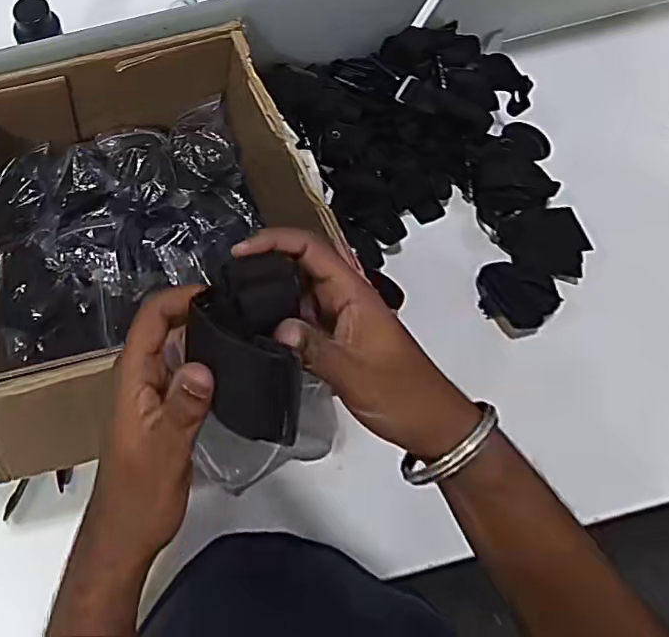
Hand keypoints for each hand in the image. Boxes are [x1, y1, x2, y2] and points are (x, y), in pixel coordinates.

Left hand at [88, 284, 213, 562]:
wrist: (126, 528)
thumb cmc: (138, 493)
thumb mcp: (165, 449)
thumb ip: (183, 407)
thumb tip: (203, 367)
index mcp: (131, 375)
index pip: (150, 319)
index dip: (176, 299)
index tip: (210, 293)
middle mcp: (137, 375)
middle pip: (160, 326)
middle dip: (190, 309)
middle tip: (231, 307)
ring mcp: (148, 390)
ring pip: (171, 347)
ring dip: (196, 332)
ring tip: (234, 327)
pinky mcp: (160, 406)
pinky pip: (179, 370)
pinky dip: (200, 359)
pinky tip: (225, 365)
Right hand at [233, 228, 480, 459]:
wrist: (433, 427)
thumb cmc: (409, 396)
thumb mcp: (355, 373)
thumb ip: (312, 349)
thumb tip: (277, 329)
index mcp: (355, 293)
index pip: (310, 247)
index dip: (274, 240)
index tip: (244, 250)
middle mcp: (346, 297)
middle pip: (300, 259)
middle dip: (265, 257)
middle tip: (234, 268)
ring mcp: (339, 314)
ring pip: (297, 285)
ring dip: (270, 286)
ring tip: (242, 295)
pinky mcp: (334, 332)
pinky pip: (299, 310)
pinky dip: (278, 311)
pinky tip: (263, 325)